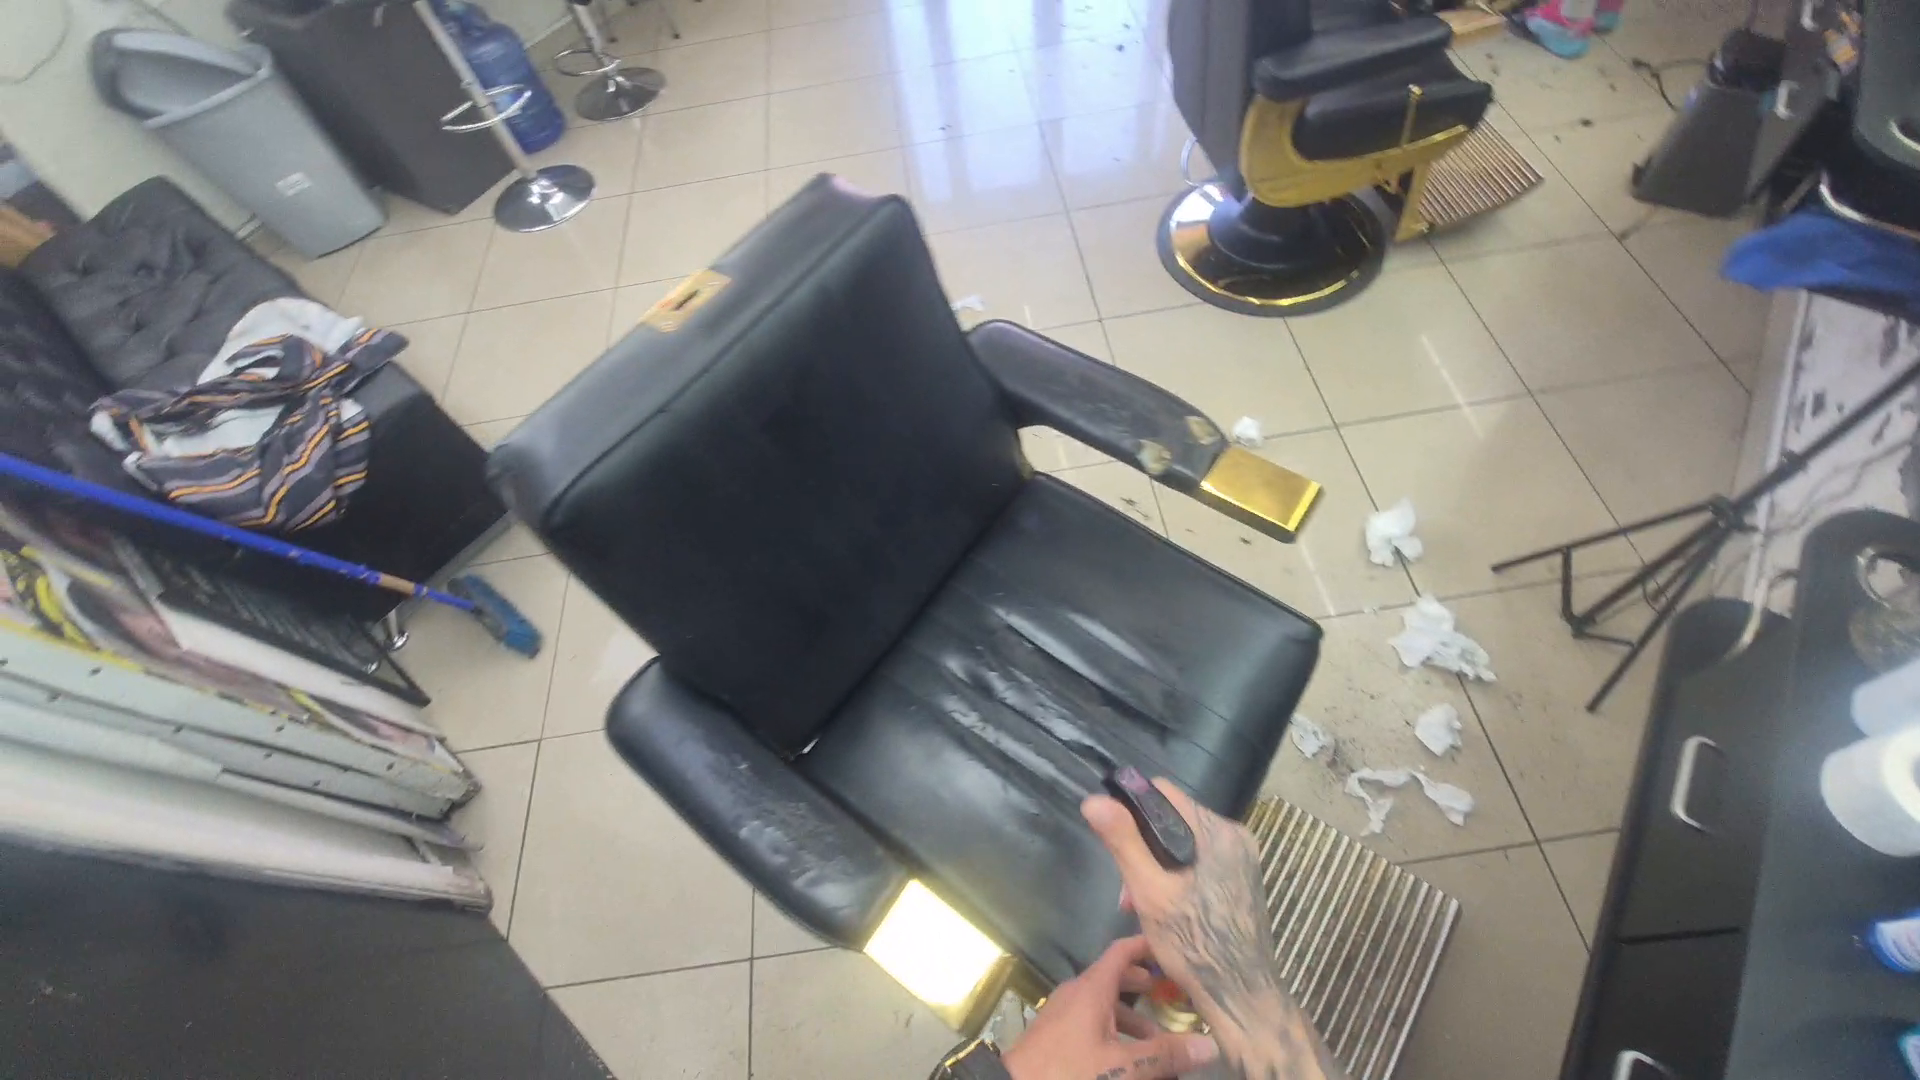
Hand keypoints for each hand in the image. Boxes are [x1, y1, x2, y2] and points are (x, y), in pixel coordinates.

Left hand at [1001, 935, 1217, 1079]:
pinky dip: (1115, 1034)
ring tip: (1161, 1042)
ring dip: (1133, 1019)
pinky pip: (1092, 1024)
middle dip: (1145, 986)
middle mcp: (1077, 993)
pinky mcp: (1057, 1035)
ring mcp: (1064, 1013)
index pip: (1122, 951)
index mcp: (1092, 988)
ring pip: (1105, 1006)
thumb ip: (1165, 1056)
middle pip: (1116, 978)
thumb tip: (1210, 1045)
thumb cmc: (1071, 1072)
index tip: (1174, 947)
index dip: (1147, 945)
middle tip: (1176, 996)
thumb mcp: (1123, 1068)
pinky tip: (1130, 1061)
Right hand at [1082, 781, 1344, 1079]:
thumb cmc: (1193, 944)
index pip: (1163, 792)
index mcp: (1217, 830)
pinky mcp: (1243, 880)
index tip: (1118, 842)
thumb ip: (1123, 842)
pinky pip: (1200, 861)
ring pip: (1184, 842)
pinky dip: (1178, 875)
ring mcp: (1242, 859)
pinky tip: (1166, 907)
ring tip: (1141, 904)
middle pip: (1173, 819)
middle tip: (1129, 888)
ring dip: (1158, 864)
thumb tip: (1094, 801)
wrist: (1240, 998)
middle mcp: (1235, 836)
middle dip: (1144, 846)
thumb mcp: (1149, 891)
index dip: (1132, 810)